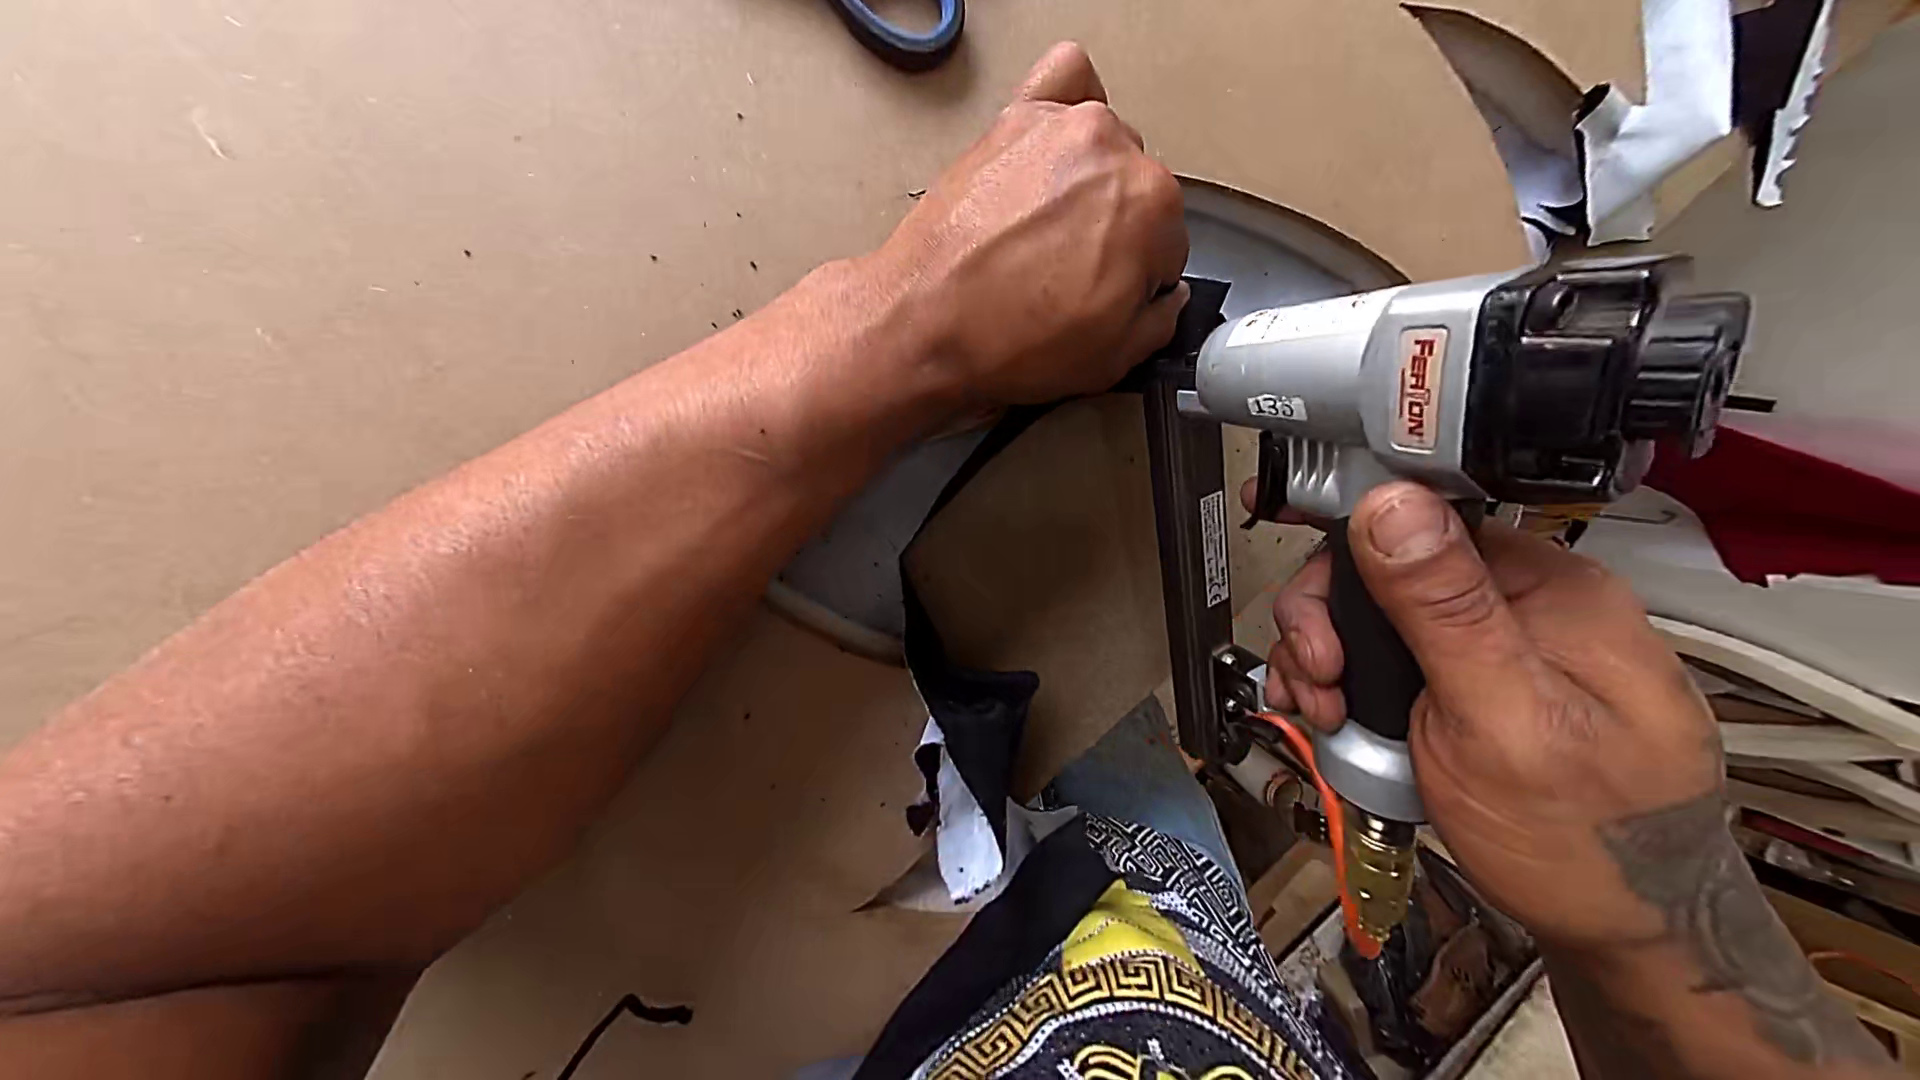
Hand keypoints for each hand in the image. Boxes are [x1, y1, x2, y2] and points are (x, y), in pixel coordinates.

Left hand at [867, 42, 1189, 407]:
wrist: (923, 325)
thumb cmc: (1002, 341)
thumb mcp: (1110, 360)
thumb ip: (1157, 321)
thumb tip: (1164, 301)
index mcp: (1151, 209)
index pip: (1168, 245)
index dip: (1138, 281)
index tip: (1110, 295)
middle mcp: (1111, 152)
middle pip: (1137, 195)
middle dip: (1115, 235)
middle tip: (1072, 275)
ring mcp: (1059, 128)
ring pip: (1104, 150)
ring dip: (1089, 185)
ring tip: (1046, 232)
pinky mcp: (1012, 121)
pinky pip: (1062, 84)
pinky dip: (1067, 111)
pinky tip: (1051, 157)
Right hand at [1256, 483, 1723, 949]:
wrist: (1607, 922)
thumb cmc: (1586, 835)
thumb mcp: (1504, 716)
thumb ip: (1443, 608)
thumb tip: (1392, 505)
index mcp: (1543, 590)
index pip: (1424, 512)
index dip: (1345, 514)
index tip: (1276, 513)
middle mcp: (1503, 604)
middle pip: (1372, 564)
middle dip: (1320, 614)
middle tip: (1318, 668)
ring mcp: (1466, 643)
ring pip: (1354, 611)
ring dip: (1315, 653)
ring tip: (1323, 706)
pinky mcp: (1437, 676)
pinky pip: (1360, 652)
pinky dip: (1325, 676)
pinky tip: (1324, 708)